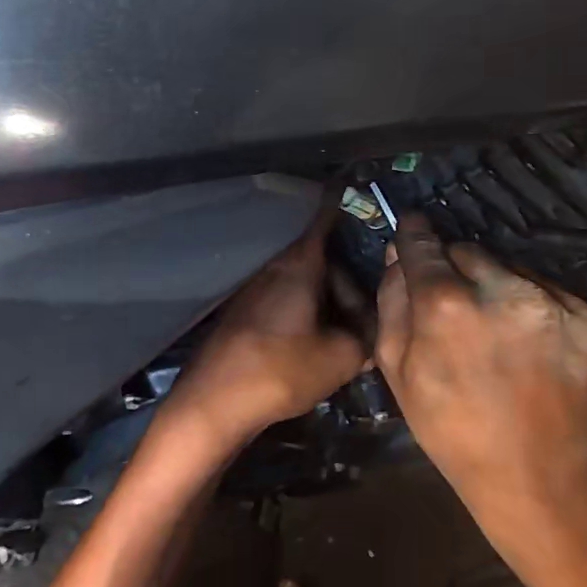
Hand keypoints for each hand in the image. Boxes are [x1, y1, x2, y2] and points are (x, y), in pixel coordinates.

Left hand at [162, 212, 366, 448]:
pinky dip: (305, 315)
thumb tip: (371, 331)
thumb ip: (367, 337)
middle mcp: (273, 267)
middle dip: (348, 286)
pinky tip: (313, 348)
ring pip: (304, 284)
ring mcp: (254, 289)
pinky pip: (286, 302)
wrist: (214, 401)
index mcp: (299, 263)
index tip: (357, 185)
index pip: (325, 217)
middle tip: (366, 323)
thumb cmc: (281, 369)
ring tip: (345, 343)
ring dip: (327, 305)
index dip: (345, 201)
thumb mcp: (341, 357)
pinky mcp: (243, 313)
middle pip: (322, 260)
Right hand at [375, 213, 586, 512]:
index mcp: (449, 305)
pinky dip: (542, 314)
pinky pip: (557, 298)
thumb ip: (392, 304)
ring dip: (502, 291)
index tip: (412, 227)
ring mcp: (563, 305)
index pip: (425, 245)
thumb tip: (396, 257)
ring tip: (503, 337)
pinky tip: (538, 351)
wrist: (545, 482)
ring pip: (516, 272)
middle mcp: (509, 290)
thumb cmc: (455, 431)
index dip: (414, 236)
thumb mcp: (398, 374)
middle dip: (457, 272)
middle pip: (470, 253)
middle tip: (458, 308)